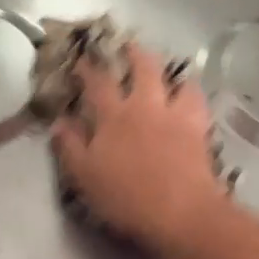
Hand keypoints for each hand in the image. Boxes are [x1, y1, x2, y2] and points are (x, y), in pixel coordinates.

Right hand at [52, 44, 229, 256]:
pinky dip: (194, 97)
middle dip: (135, 53)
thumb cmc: (126, 198)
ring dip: (173, 73)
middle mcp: (145, 107)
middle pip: (144, 67)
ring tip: (171, 73)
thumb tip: (59, 121)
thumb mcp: (85, 176)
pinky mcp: (200, 130)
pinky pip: (199, 104)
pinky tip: (192, 101)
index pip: (98, 83)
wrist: (180, 212)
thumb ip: (71, 147)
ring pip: (178, 81)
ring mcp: (176, 116)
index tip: (83, 60)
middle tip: (130, 46)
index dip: (89, 68)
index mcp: (113, 117)